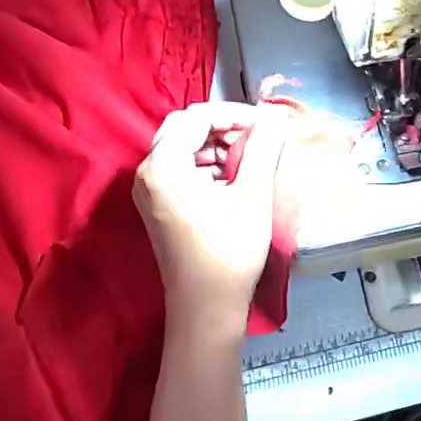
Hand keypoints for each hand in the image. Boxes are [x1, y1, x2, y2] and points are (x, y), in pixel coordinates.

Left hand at [134, 102, 290, 318]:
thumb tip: (273, 120)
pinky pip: (179, 170)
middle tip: (257, 136)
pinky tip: (232, 178)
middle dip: (223, 126)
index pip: (198, 116)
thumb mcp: (252, 195)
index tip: (267, 123)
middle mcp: (147, 173)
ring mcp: (149, 191)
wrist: (206, 306)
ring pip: (182, 148)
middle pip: (184, 128)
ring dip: (215, 144)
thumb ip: (262, 150)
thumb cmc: (230, 251)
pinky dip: (206, 164)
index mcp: (163, 165)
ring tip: (250, 157)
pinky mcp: (158, 206)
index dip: (235, 113)